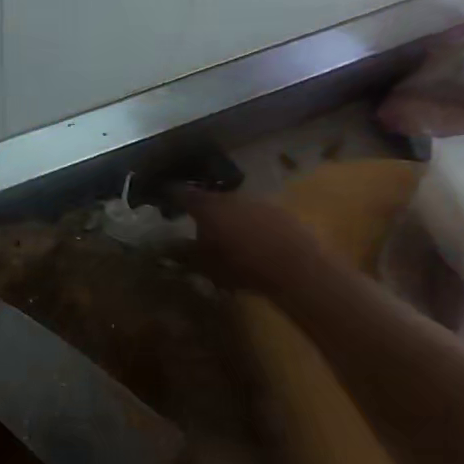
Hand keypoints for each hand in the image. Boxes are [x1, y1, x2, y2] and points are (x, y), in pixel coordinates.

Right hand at [172, 186, 326, 295]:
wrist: (299, 270)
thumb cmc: (245, 269)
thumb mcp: (208, 267)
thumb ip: (188, 254)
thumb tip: (171, 248)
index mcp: (208, 207)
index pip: (181, 193)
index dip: (171, 194)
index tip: (164, 197)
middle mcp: (230, 197)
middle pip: (210, 197)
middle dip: (203, 208)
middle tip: (198, 222)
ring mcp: (257, 201)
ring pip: (235, 204)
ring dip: (229, 215)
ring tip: (227, 233)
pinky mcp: (280, 211)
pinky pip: (256, 213)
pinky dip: (250, 222)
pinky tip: (253, 239)